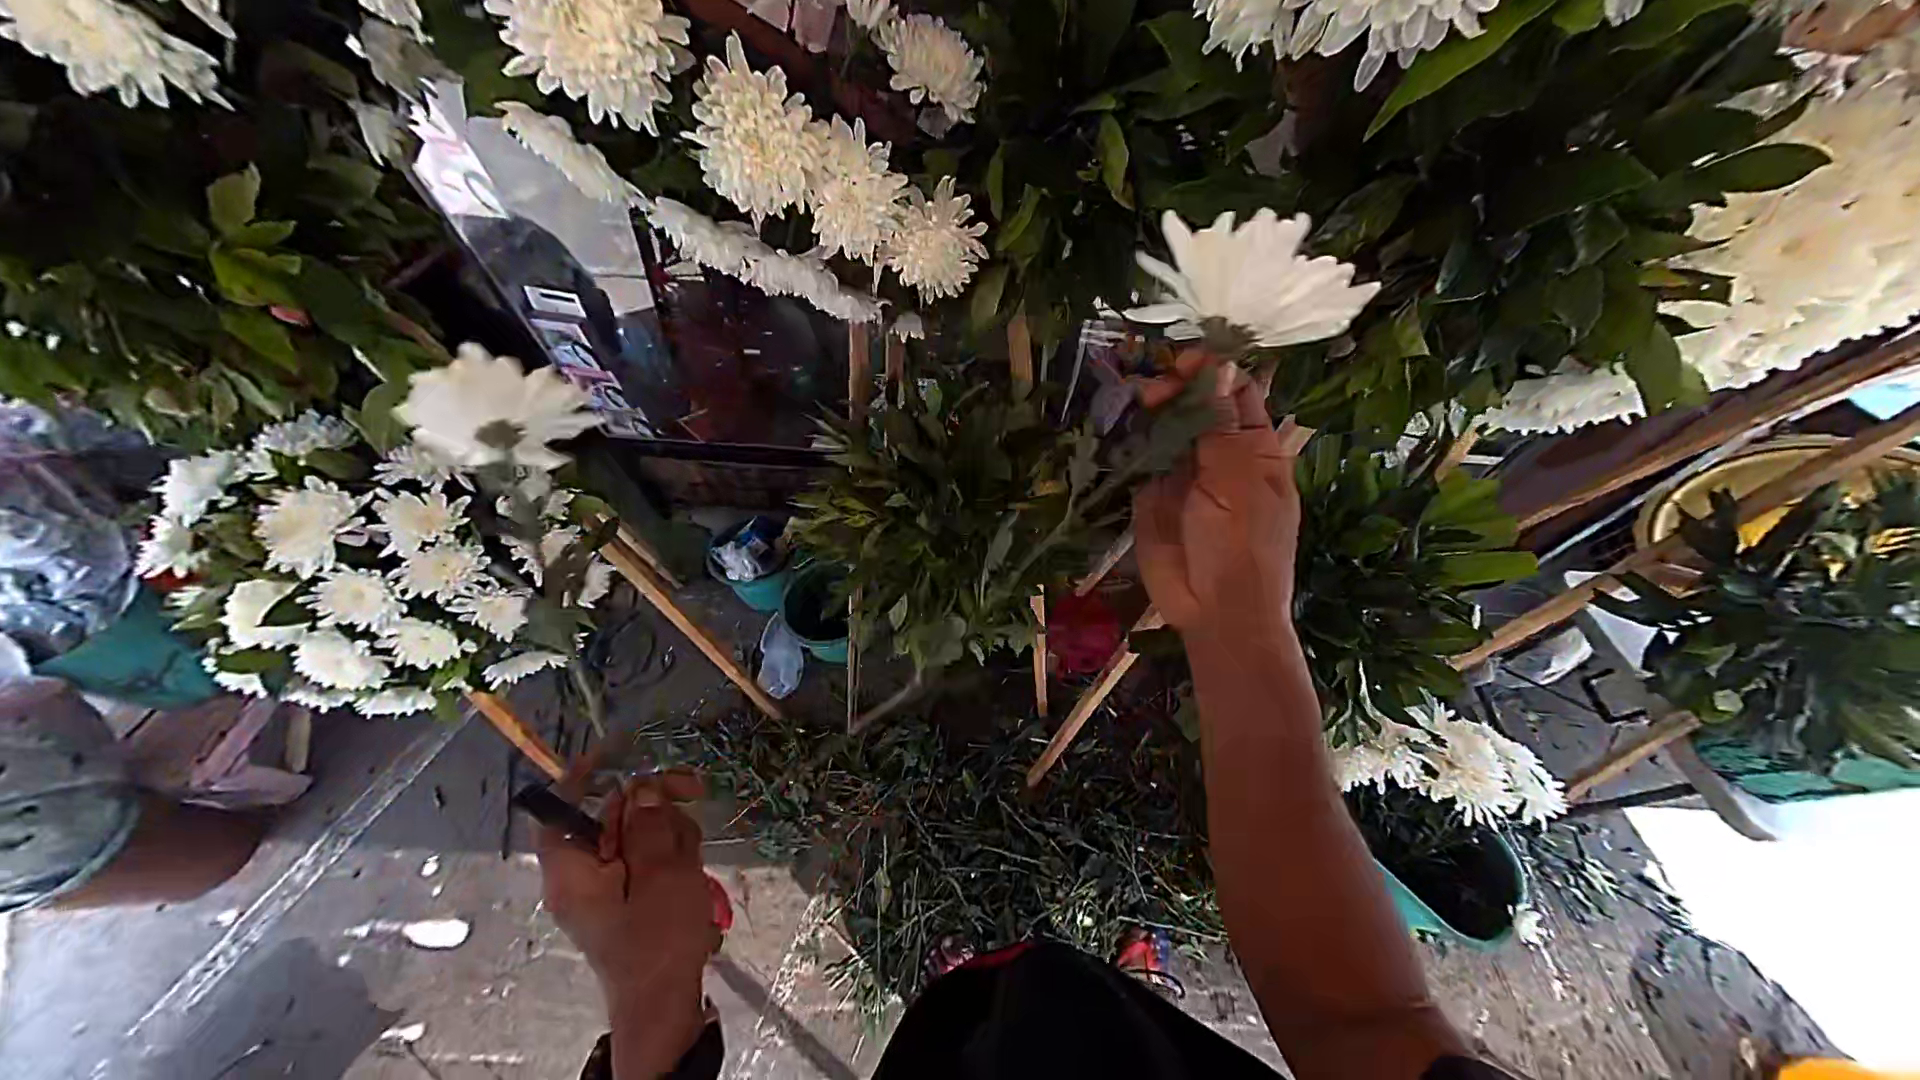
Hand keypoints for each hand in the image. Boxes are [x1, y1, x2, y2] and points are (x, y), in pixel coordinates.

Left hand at [538, 765, 718, 1076]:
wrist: (667, 1002)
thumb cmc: (659, 939)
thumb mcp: (661, 873)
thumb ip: (650, 824)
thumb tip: (641, 786)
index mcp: (573, 872)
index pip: (560, 812)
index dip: (580, 777)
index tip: (614, 751)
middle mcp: (582, 874)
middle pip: (613, 814)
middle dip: (655, 803)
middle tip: (694, 790)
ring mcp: (607, 885)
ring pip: (639, 831)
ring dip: (672, 830)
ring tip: (692, 858)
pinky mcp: (629, 894)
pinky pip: (649, 854)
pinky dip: (674, 851)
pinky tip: (691, 867)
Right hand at [1133, 349, 1307, 642]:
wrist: (1214, 610)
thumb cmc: (1242, 546)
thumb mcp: (1238, 481)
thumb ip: (1222, 426)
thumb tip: (1220, 368)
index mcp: (1254, 447)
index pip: (1236, 392)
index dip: (1212, 371)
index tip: (1184, 361)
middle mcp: (1217, 453)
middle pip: (1195, 405)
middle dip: (1175, 388)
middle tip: (1152, 391)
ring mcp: (1182, 474)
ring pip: (1164, 428)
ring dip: (1150, 410)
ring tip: (1135, 403)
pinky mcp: (1151, 494)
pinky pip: (1140, 458)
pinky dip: (1129, 440)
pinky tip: (1120, 429)